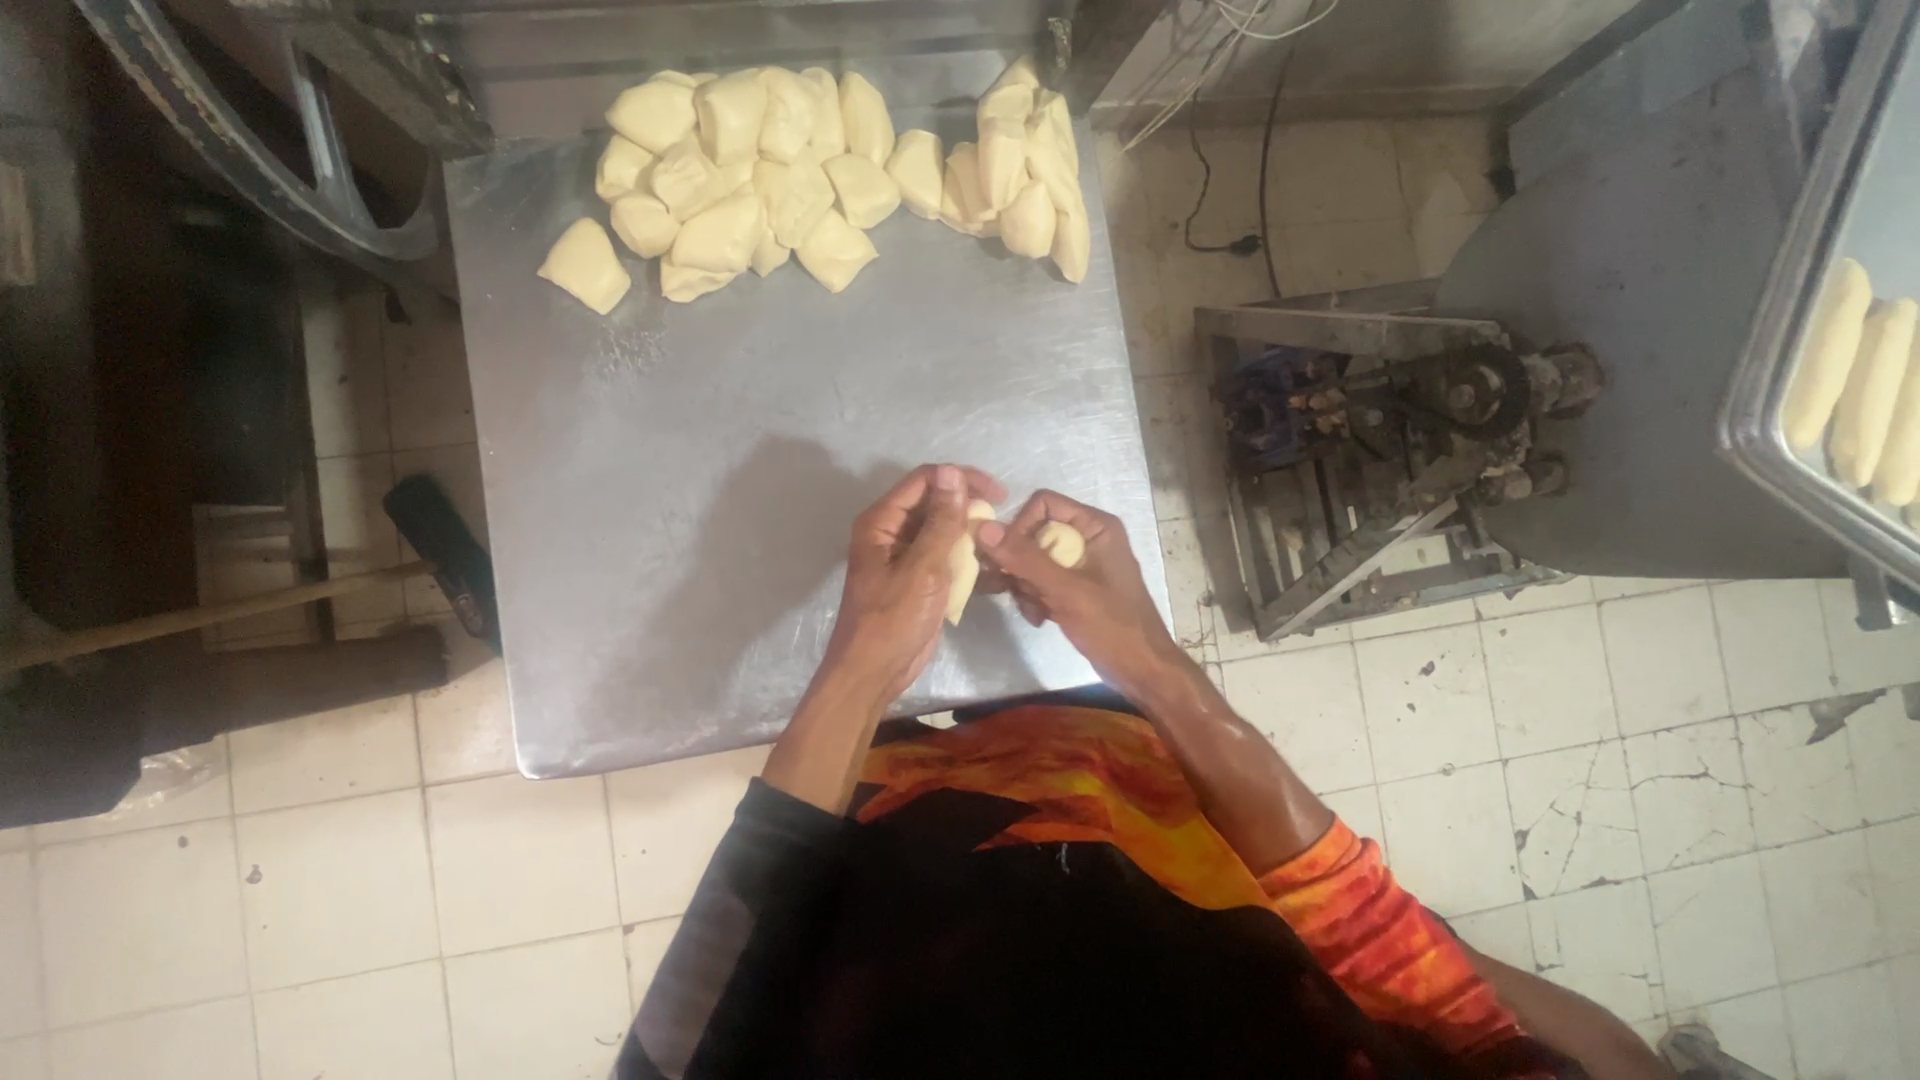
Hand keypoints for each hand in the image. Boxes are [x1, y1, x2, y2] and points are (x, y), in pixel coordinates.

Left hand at [819, 463, 1006, 707]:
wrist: (873, 672)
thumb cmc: (892, 620)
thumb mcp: (922, 569)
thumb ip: (941, 521)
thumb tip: (953, 473)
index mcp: (881, 522)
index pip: (924, 480)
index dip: (961, 479)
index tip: (998, 494)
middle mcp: (889, 532)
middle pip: (933, 501)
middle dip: (966, 505)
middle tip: (1000, 520)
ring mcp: (903, 555)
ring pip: (940, 528)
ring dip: (967, 531)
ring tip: (996, 541)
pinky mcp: (916, 577)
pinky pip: (942, 554)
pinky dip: (963, 554)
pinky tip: (986, 563)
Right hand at [975, 490, 1187, 697]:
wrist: (1141, 670)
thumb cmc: (1112, 626)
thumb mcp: (1066, 591)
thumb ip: (1025, 559)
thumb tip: (984, 528)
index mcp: (1096, 526)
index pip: (1043, 504)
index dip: (1020, 527)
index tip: (1007, 559)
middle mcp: (1089, 538)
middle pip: (1035, 533)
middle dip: (1020, 565)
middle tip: (1012, 589)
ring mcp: (1083, 564)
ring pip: (1033, 560)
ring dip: (1026, 586)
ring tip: (1035, 611)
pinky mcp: (1076, 587)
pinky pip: (1042, 581)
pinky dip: (1035, 598)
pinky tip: (1039, 619)